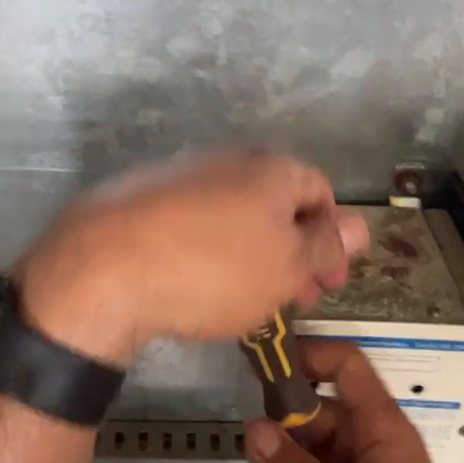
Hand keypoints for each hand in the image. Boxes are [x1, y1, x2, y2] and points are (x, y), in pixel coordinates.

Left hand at [13, 150, 368, 364]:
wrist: (103, 267)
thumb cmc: (212, 269)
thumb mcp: (285, 267)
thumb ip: (325, 245)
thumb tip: (360, 224)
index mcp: (268, 168)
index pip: (319, 191)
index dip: (331, 237)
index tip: (327, 282)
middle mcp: (225, 160)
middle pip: (273, 203)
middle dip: (290, 252)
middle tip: (291, 299)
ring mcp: (177, 176)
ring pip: (230, 216)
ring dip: (249, 255)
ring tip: (244, 302)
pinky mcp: (138, 200)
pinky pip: (189, 225)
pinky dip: (205, 252)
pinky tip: (194, 287)